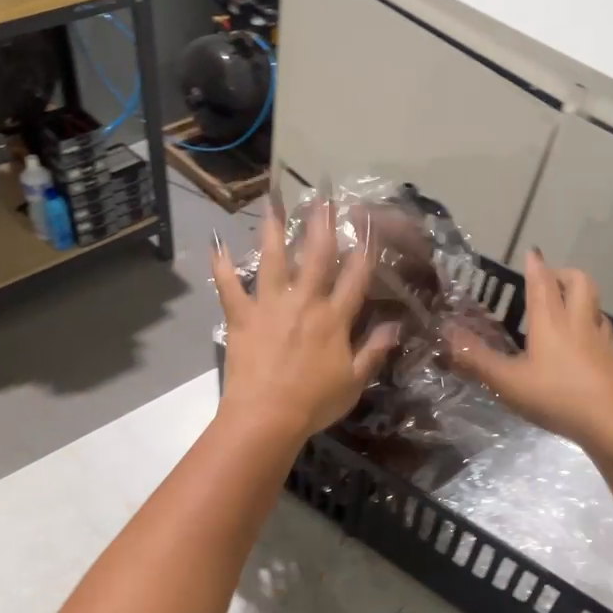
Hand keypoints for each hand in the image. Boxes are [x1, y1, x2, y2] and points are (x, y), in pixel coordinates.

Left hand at [212, 201, 399, 443]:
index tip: (368, 223)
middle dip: (321, 224)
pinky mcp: (241, 317)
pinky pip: (229, 287)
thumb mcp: (354, 381)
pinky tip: (216, 244)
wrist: (267, 416)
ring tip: (272, 202)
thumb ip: (374, 351)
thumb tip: (396, 326)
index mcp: (334, 319)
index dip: (364, 249)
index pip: (355, 277)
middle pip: (315, 256)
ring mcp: (270, 306)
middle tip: (323, 196)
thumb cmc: (314, 403)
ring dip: (273, 229)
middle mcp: (304, 303)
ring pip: (272, 260)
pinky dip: (221, 266)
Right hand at [446, 250, 612, 459]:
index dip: (536, 266)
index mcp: (551, 322)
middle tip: (550, 280)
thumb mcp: (507, 382)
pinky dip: (593, 330)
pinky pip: (605, 334)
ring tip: (567, 310)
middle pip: (580, 283)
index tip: (532, 252)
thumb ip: (476, 359)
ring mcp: (602, 342)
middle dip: (565, 274)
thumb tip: (446, 333)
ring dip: (582, 300)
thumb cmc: (557, 397)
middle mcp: (579, 324)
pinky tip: (585, 347)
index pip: (542, 284)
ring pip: (596, 307)